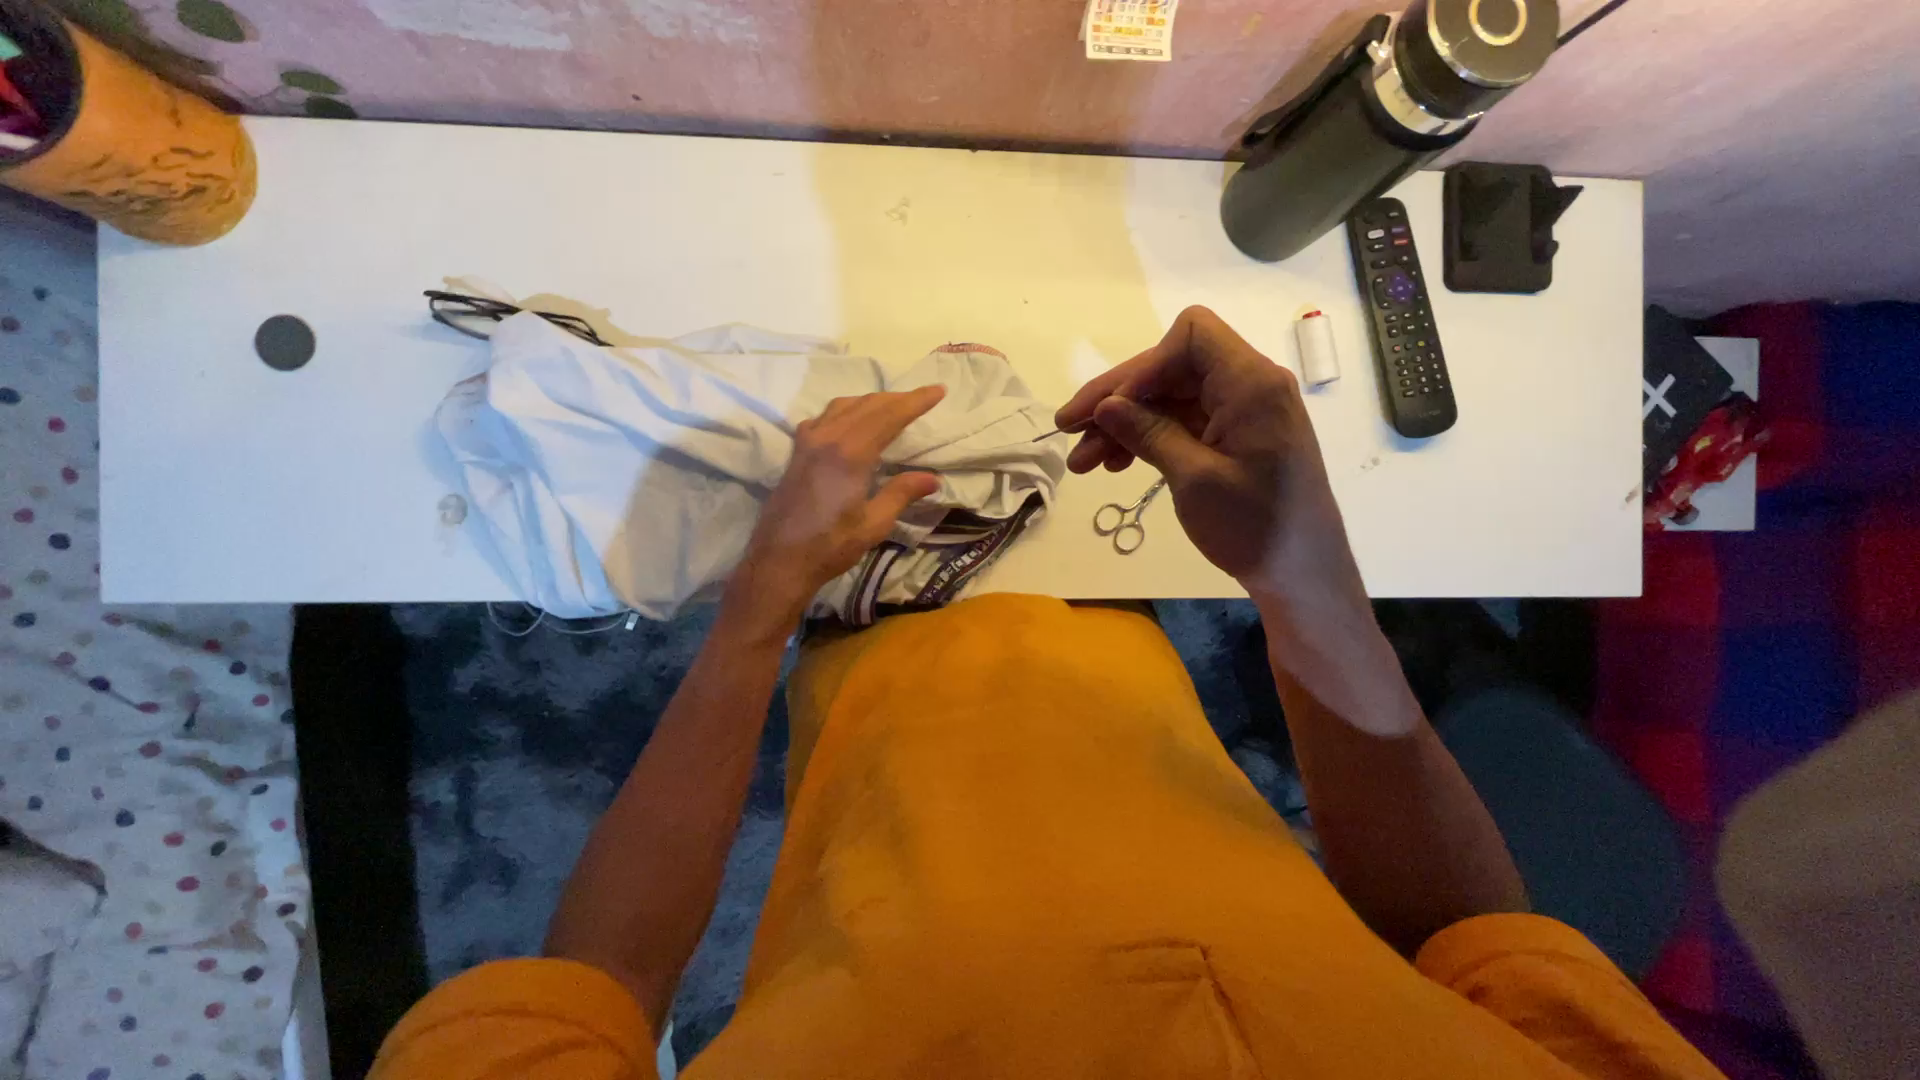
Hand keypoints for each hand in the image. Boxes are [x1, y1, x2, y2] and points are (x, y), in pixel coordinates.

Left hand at [726, 387, 945, 632]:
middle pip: (867, 405)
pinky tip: (850, 422)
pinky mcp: (796, 452)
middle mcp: (827, 438)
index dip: (915, 401)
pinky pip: (824, 418)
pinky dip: (845, 411)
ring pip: (843, 406)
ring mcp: (807, 442)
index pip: (889, 416)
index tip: (938, 390)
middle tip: (922, 398)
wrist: (779, 560)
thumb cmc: (830, 546)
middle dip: (897, 398)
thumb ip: (901, 494)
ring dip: (871, 401)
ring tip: (891, 406)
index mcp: (850, 453)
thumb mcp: (874, 524)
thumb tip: (933, 478)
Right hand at [1055, 306, 1365, 615]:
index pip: (1191, 336)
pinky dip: (1147, 438)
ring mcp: (1240, 413)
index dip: (1144, 365)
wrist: (1303, 575)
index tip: (1111, 407)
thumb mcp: (1194, 479)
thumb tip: (1105, 405)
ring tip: (1083, 462)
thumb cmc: (1255, 527)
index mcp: (1250, 383)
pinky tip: (1115, 464)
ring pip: (1169, 398)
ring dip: (1124, 423)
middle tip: (1068, 428)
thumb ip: (1149, 434)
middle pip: (1172, 367)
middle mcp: (1248, 387)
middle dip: (1118, 397)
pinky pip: (1181, 422)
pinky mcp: (1233, 438)